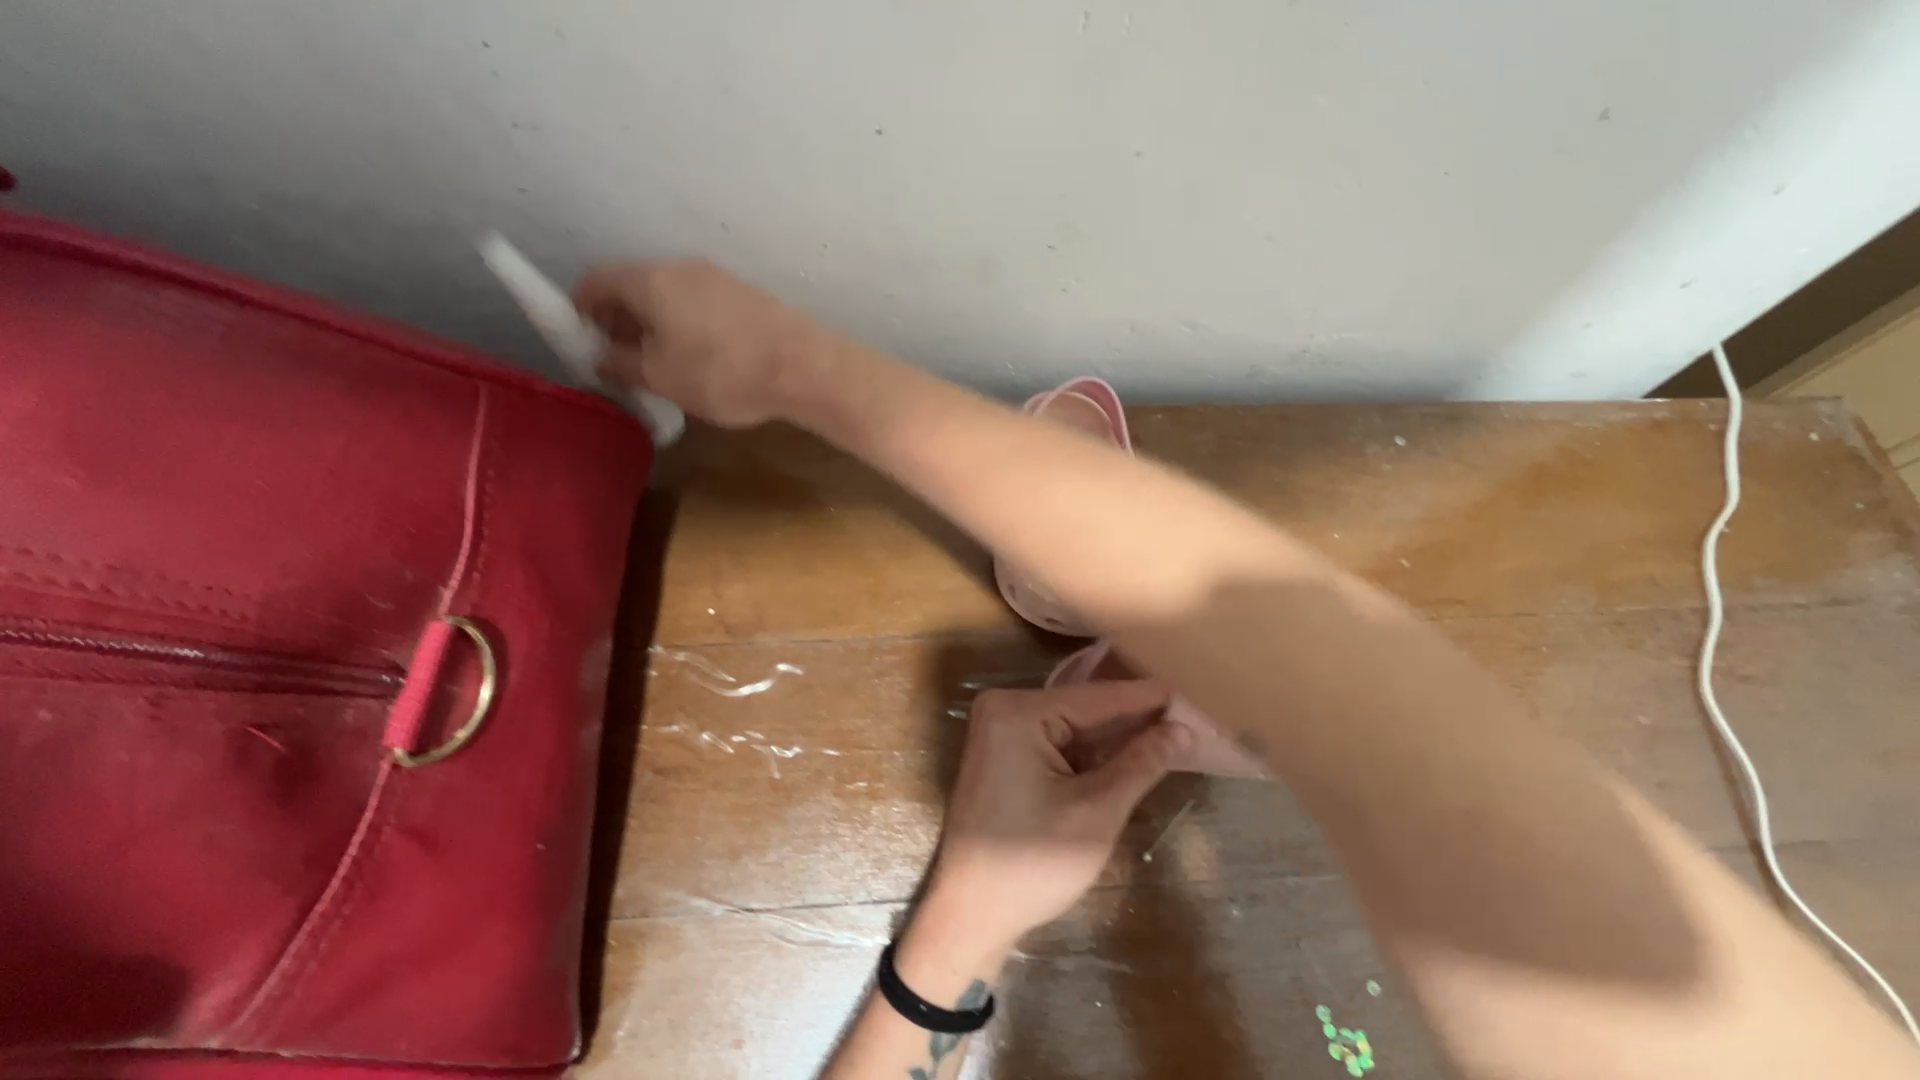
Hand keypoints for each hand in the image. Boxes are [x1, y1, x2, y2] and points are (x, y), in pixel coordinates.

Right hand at [573, 259, 827, 427]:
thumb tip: (601, 357)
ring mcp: (720, 278)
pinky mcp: (747, 296)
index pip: (597, 279)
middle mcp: (683, 267)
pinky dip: (686, 326)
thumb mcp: (661, 376)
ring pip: (670, 296)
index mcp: (651, 279)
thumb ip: (621, 364)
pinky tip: (700, 361)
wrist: (805, 366)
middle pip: (635, 285)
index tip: (582, 341)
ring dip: (655, 325)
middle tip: (620, 360)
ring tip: (660, 366)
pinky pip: (701, 305)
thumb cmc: (722, 371)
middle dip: (620, 320)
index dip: (581, 309)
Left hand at [918, 681, 1191, 952]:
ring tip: (1177, 732)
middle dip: (1137, 718)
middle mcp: (1005, 710)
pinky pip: (1059, 744)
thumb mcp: (1097, 811)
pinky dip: (1094, 754)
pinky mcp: (1005, 757)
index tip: (1197, 693)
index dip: (1151, 699)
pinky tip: (1135, 754)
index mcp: (1018, 712)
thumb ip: (1141, 763)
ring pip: (1075, 728)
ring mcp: (1001, 733)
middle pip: (1086, 709)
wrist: (971, 914)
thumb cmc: (1032, 864)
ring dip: (1119, 737)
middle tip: (1195, 716)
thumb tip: (1184, 730)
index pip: (1099, 698)